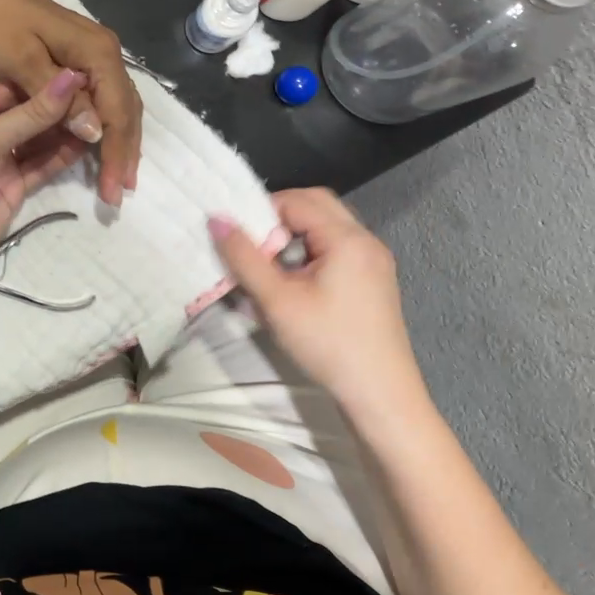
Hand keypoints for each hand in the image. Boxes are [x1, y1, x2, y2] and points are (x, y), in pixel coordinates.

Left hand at [0, 0, 142, 206]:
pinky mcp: (66, 79)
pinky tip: (93, 163)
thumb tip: (95, 130)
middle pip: (119, 113)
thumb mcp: (20, 63)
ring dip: (110, 150)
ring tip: (114, 186)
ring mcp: (82, 71)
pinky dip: (88, 140)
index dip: (115, 150)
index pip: (114, 109)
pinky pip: (84, 114)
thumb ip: (52, 99)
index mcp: (91, 54)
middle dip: (120, 154)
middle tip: (119, 193)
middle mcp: (96, 61)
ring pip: (106, 116)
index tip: (114, 185)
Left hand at [0, 70, 90, 284]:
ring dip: (66, 131)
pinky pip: (44, 165)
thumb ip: (33, 112)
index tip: (84, 73)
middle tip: (102, 97)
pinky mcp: (15, 185)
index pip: (14, 86)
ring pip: (41, 139)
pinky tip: (90, 144)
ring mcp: (2, 160)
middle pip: (31, 113)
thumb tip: (73, 75)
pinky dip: (64, 156)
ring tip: (103, 119)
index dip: (45, 80)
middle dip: (61, 108)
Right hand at [209, 188, 427, 414]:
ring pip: (327, 225)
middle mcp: (366, 241)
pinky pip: (337, 246)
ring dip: (294, 232)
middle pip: (317, 204)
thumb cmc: (327, 343)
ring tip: (268, 261)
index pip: (298, 200)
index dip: (262, 209)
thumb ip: (244, 256)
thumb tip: (215, 219)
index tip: (237, 233)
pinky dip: (310, 249)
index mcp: (347, 239)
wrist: (380, 393)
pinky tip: (293, 279)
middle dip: (278, 214)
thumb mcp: (276, 300)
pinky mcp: (373, 279)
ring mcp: (373, 260)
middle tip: (250, 241)